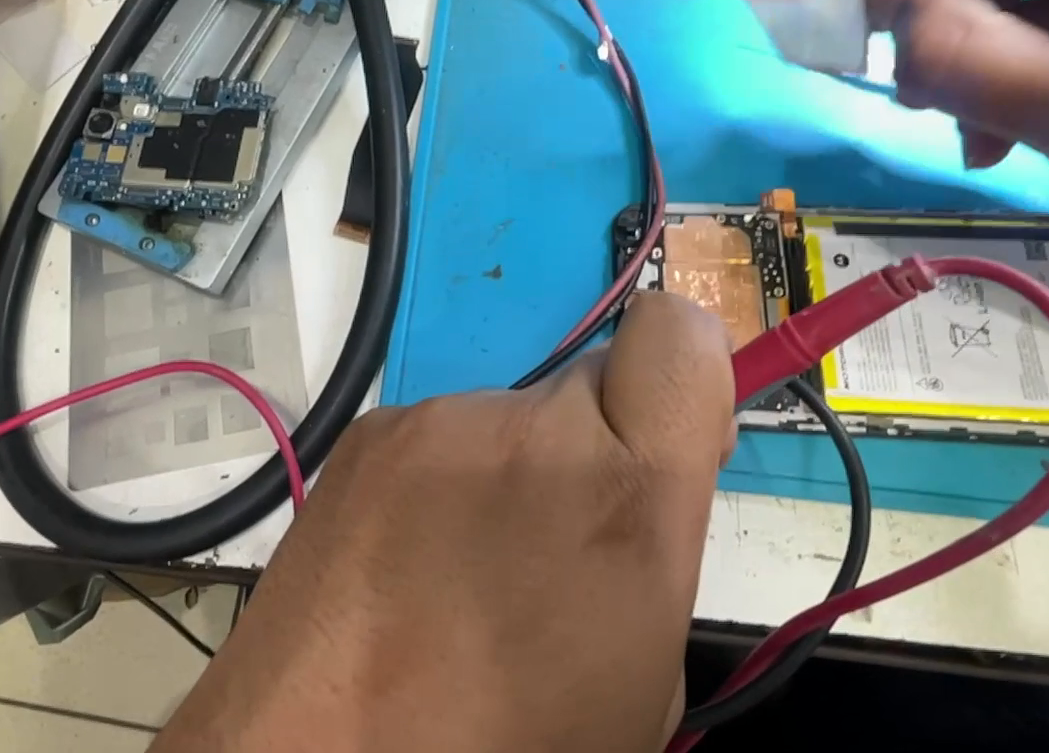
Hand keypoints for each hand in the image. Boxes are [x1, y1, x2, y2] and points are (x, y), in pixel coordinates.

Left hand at [152, 293, 734, 752]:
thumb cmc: (510, 741)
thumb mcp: (640, 670)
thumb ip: (655, 539)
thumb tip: (634, 474)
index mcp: (620, 494)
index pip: (676, 336)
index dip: (681, 367)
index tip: (662, 429)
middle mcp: (525, 429)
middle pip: (589, 383)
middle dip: (590, 445)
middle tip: (555, 539)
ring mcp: (435, 422)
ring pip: (510, 415)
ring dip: (507, 470)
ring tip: (466, 566)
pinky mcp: (368, 432)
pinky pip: (439, 435)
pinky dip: (443, 480)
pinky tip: (411, 558)